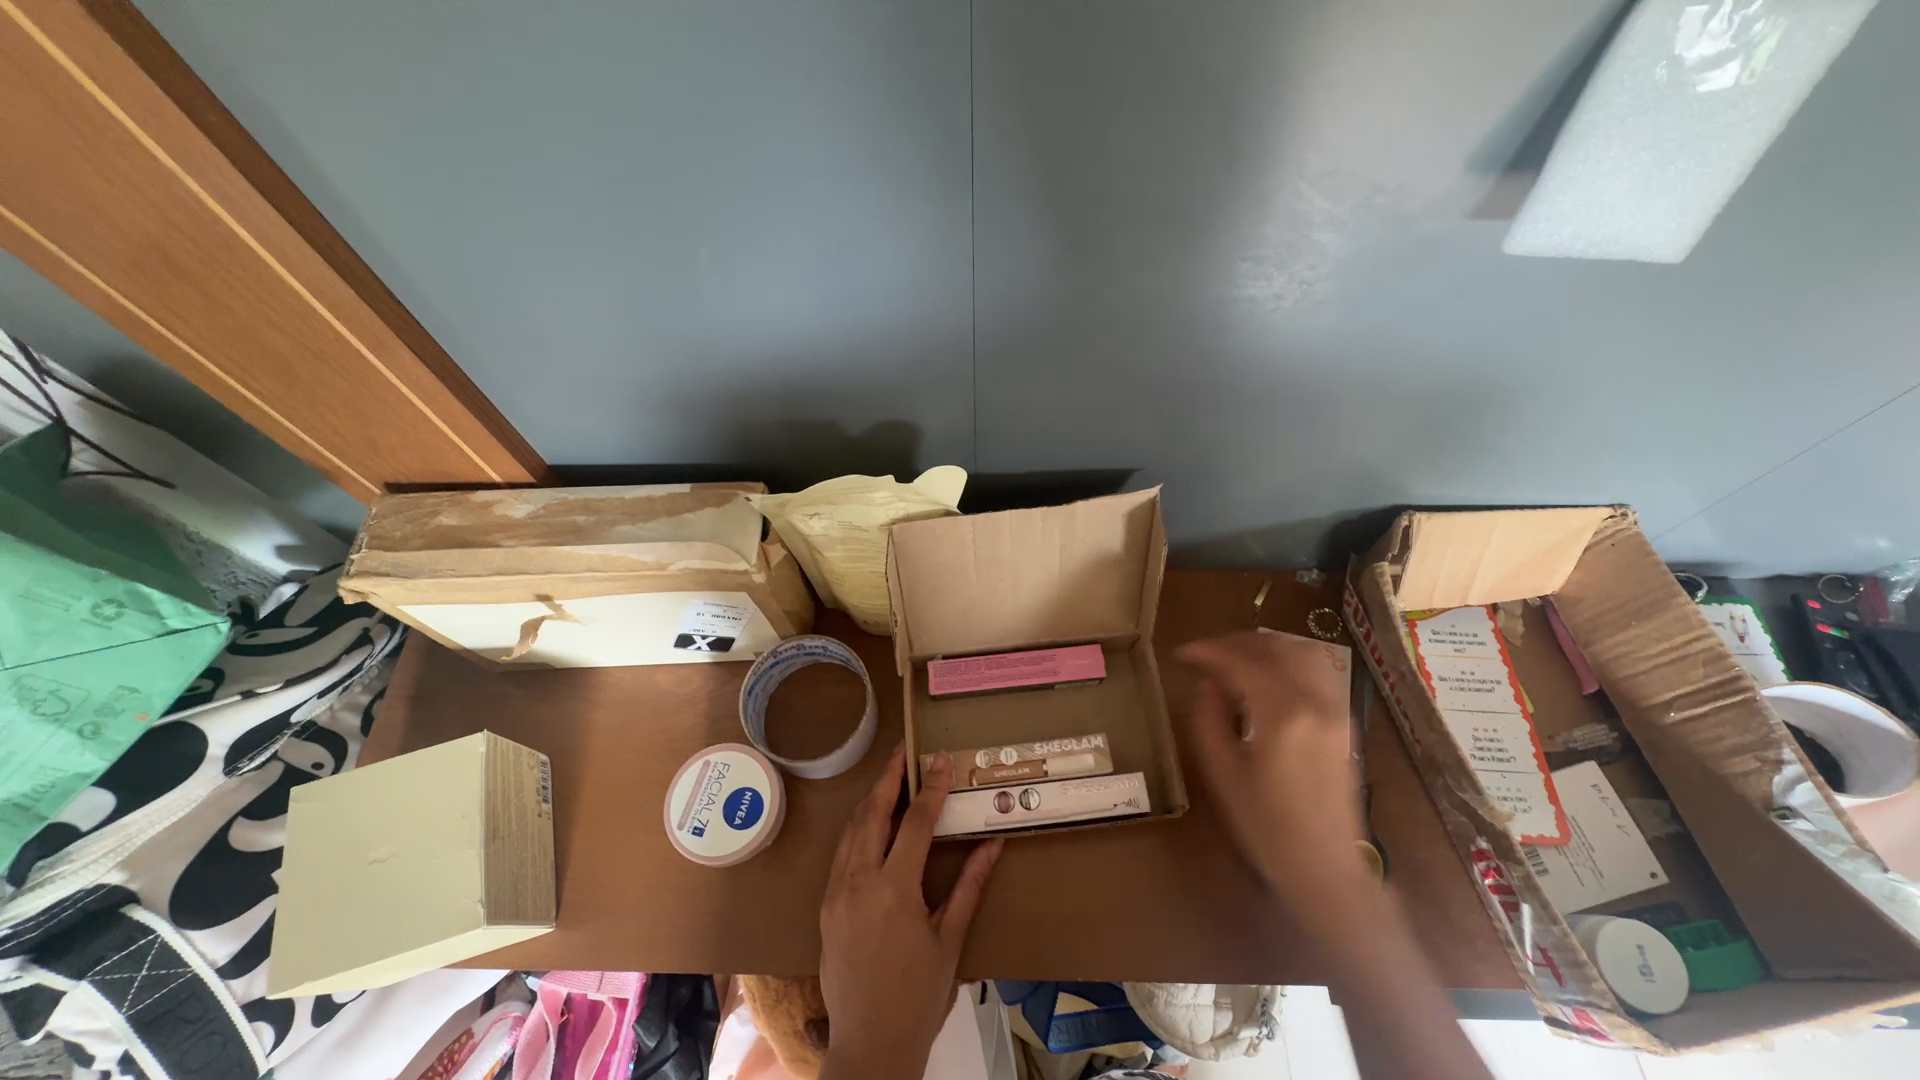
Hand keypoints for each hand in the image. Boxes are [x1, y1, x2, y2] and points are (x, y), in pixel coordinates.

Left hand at [819, 748, 1003, 1078]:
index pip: (915, 823)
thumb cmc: (919, 996)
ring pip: (850, 831)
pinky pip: (840, 854)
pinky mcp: (825, 907)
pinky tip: (871, 825)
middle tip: (903, 753)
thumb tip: (993, 844)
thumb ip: (970, 886)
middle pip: (871, 815)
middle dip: (888, 779)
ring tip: (889, 780)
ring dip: (870, 802)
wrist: (870, 1044)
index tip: (940, 760)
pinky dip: (857, 830)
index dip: (930, 788)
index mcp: (894, 890)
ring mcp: (835, 894)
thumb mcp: (950, 940)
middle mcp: (858, 882)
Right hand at [1178, 632, 1364, 892]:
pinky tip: (1265, 681)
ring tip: (1236, 661)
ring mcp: (1336, 710)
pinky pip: (1318, 671)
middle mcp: (1315, 702)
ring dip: (1266, 647)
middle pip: (1277, 646)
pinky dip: (1288, 662)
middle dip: (1237, 643)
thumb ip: (1209, 719)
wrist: (1324, 866)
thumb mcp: (1222, 773)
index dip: (1208, 652)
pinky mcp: (1345, 721)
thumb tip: (1208, 684)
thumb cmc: (1265, 827)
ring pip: (1303, 651)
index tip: (1182, 655)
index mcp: (1282, 715)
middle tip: (1206, 656)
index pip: (1241, 661)